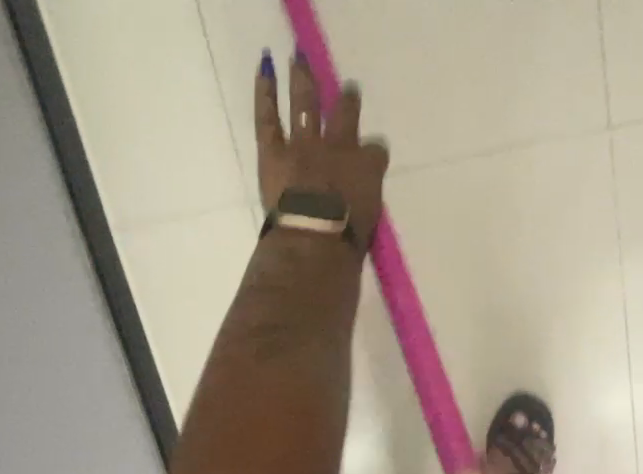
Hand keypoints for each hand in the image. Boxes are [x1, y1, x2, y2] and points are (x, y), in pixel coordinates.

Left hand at [255, 52, 389, 247]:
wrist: (314, 243)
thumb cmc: (347, 243)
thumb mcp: (370, 223)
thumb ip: (367, 203)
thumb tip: (362, 200)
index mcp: (368, 169)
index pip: (376, 150)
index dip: (375, 151)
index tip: (374, 152)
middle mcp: (340, 148)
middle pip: (345, 116)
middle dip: (348, 103)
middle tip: (349, 90)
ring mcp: (305, 145)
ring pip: (307, 104)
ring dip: (305, 80)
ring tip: (300, 60)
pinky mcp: (275, 151)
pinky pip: (268, 116)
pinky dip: (265, 92)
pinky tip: (265, 69)